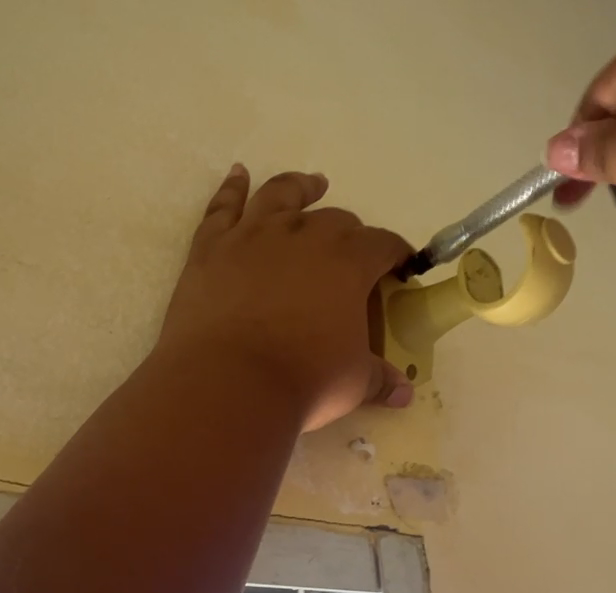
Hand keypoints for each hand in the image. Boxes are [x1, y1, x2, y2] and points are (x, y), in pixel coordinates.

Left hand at [156, 165, 415, 431]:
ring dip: (300, 187)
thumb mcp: (351, 384)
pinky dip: (231, 188)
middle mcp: (304, 235)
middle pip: (335, 221)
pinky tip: (238, 175)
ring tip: (311, 184)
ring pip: (281, 195)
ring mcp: (253, 235)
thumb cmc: (302, 382)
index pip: (382, 246)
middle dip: (350, 233)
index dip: (395, 255)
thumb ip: (379, 379)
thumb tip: (404, 393)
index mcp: (348, 262)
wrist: (227, 382)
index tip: (400, 267)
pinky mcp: (211, 248)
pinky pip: (222, 207)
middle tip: (350, 252)